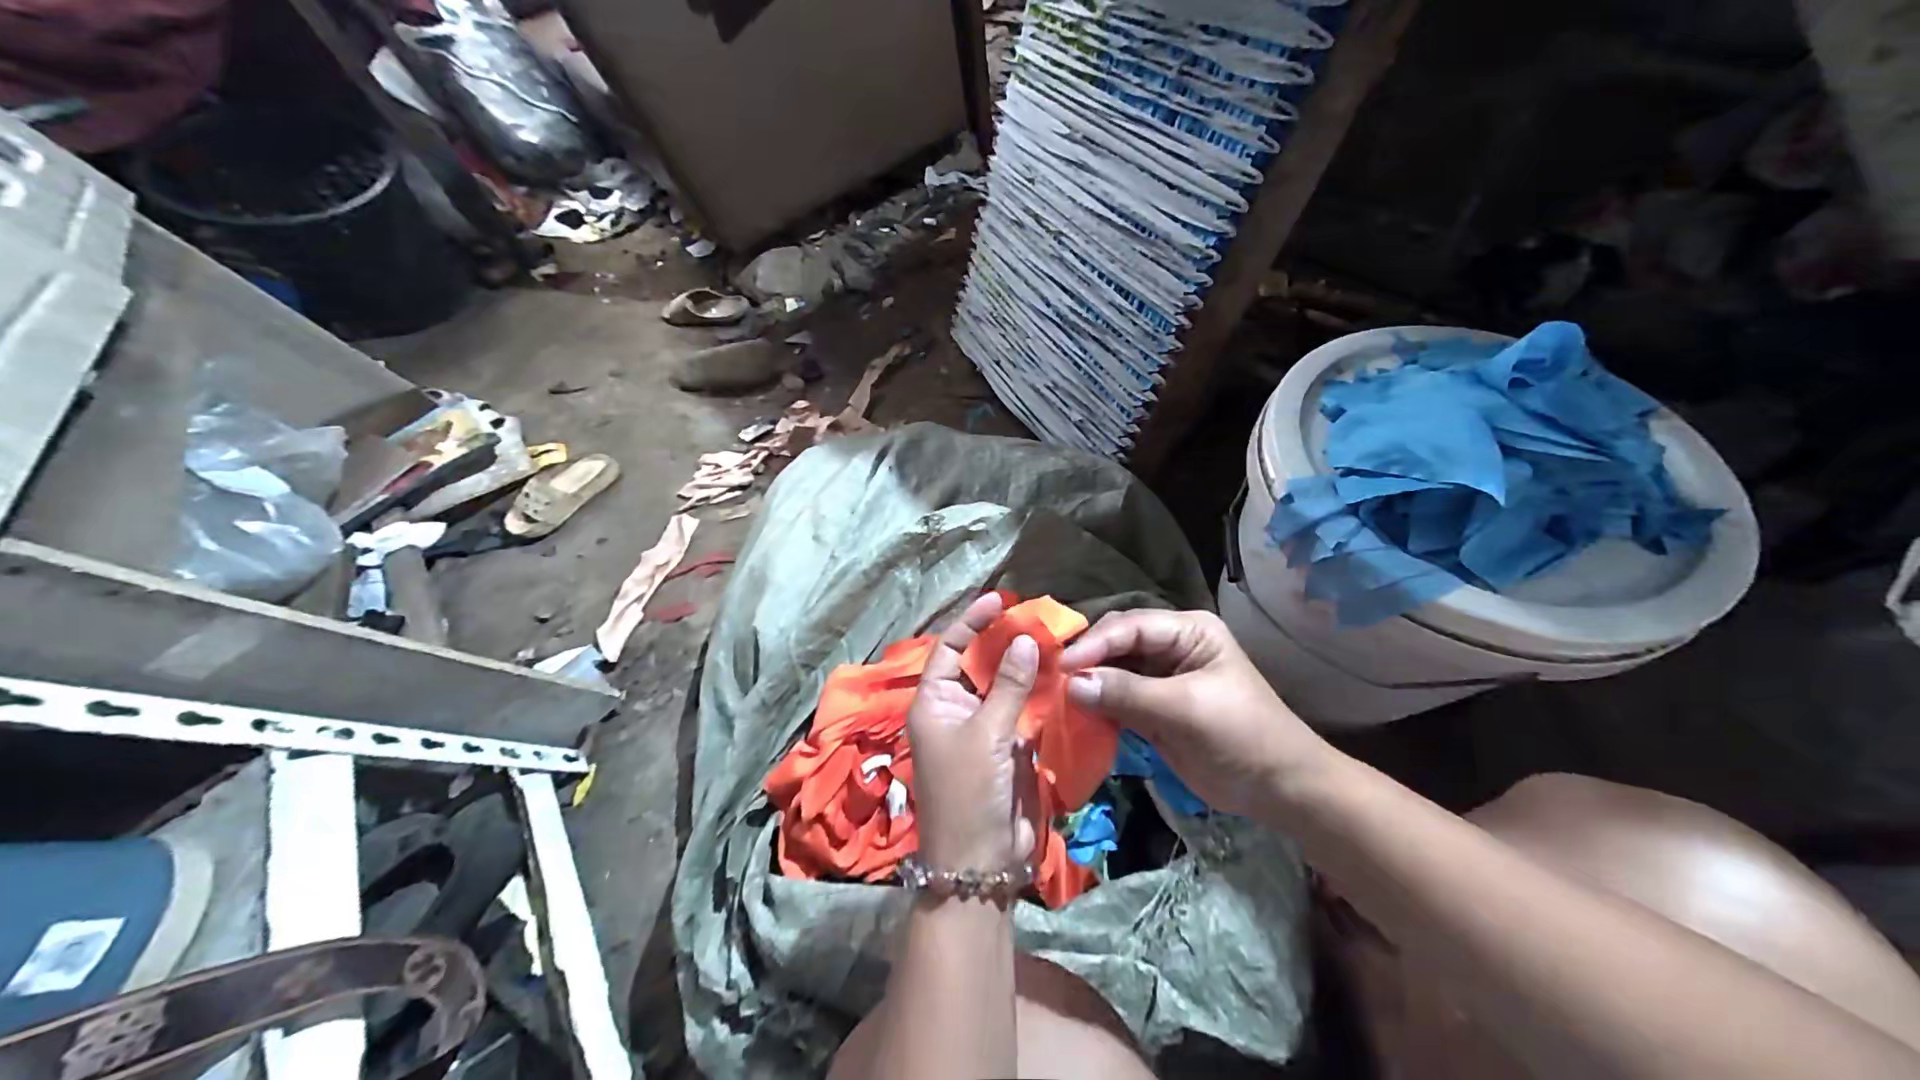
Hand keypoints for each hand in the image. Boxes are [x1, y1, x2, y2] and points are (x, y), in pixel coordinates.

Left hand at [905, 593, 1043, 873]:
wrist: (982, 861)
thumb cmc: (969, 792)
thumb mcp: (986, 735)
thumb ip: (1008, 686)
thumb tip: (1024, 640)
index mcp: (934, 702)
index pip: (950, 648)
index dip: (972, 621)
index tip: (1001, 599)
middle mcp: (955, 709)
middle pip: (978, 664)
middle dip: (1003, 641)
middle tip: (1037, 618)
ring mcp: (982, 729)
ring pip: (1004, 687)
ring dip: (1025, 667)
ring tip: (1054, 640)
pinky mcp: (1007, 747)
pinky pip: (1022, 711)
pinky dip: (1038, 695)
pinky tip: (1061, 677)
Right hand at [1060, 609, 1334, 817]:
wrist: (1279, 788)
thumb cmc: (1242, 736)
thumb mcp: (1186, 710)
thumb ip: (1128, 694)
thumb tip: (1072, 683)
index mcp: (1187, 631)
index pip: (1129, 626)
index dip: (1094, 644)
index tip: (1062, 667)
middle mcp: (1170, 646)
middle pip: (1115, 643)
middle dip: (1086, 660)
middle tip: (1052, 681)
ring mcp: (1159, 678)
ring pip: (1110, 671)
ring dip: (1087, 684)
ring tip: (1055, 697)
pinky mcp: (1151, 707)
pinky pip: (1114, 699)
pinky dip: (1095, 706)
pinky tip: (1074, 715)